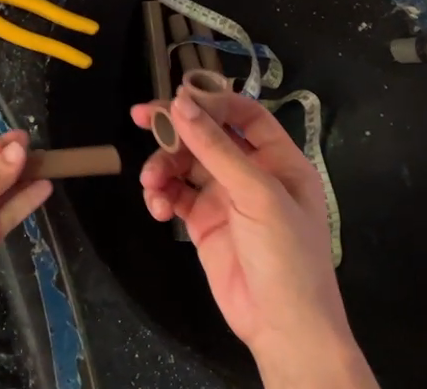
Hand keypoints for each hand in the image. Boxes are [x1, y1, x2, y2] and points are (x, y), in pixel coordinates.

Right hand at [131, 91, 375, 388]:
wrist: (283, 328)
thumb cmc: (286, 256)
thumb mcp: (256, 195)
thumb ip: (215, 147)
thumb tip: (178, 102)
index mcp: (279, 161)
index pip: (243, 114)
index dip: (212, 102)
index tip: (177, 98)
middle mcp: (251, 173)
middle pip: (205, 134)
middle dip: (174, 129)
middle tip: (140, 118)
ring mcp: (224, 197)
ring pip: (183, 162)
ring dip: (162, 167)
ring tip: (151, 185)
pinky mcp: (202, 221)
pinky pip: (174, 193)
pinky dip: (161, 195)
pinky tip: (158, 209)